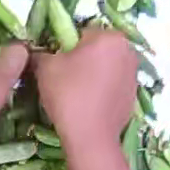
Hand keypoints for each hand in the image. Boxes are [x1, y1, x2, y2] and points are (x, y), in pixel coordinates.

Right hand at [32, 26, 138, 156]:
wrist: (91, 136)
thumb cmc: (69, 95)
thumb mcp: (45, 69)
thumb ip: (40, 54)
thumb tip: (35, 52)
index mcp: (109, 37)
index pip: (81, 32)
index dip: (64, 47)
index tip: (56, 65)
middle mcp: (128, 50)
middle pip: (97, 49)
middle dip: (81, 60)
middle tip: (64, 80)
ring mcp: (134, 73)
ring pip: (106, 66)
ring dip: (92, 74)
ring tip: (76, 94)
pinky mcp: (133, 94)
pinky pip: (112, 84)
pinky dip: (101, 90)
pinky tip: (88, 104)